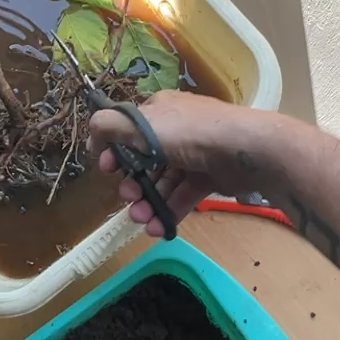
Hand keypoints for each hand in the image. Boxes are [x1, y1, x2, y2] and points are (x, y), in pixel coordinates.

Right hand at [86, 91, 290, 237]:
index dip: (113, 151)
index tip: (105, 170)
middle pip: (144, 160)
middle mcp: (175, 129)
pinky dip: (168, 212)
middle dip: (132, 184)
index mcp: (159, 110)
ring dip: (148, 203)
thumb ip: (107, 126)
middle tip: (128, 200)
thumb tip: (94, 139)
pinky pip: (182, 195)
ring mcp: (194, 154)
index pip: (128, 130)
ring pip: (163, 182)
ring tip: (142, 221)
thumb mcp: (140, 124)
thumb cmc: (189, 132)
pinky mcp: (209, 176)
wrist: (245, 149)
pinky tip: (158, 229)